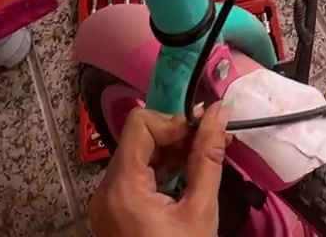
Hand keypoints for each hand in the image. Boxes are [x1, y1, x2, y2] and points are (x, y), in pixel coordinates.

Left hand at [88, 105, 230, 236]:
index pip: (141, 123)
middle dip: (177, 135)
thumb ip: (208, 156)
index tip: (203, 132)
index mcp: (122, 187)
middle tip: (211, 143)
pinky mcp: (113, 213)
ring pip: (139, 154)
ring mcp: (107, 203)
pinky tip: (185, 180)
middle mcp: (105, 190)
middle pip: (140, 138)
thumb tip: (220, 111)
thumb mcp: (200, 210)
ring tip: (203, 161)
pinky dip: (161, 170)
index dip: (174, 120)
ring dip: (172, 151)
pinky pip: (136, 175)